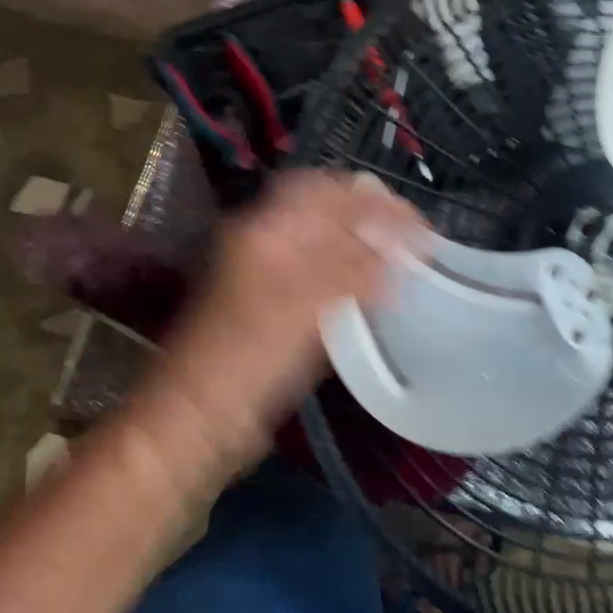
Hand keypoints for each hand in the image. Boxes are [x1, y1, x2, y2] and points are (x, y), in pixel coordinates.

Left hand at [139, 172, 424, 462]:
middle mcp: (265, 247)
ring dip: (365, 247)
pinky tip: (378, 290)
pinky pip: (322, 279)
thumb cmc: (247, 359)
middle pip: (325, 216)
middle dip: (372, 220)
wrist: (197, 421)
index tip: (412, 216)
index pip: (323, 191)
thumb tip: (402, 240)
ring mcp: (267, 279)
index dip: (369, 197)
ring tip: (405, 260)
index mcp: (264, 233)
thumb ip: (355, 268)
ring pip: (325, 247)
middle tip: (415, 237)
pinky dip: (353, 277)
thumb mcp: (304, 306)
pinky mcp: (275, 312)